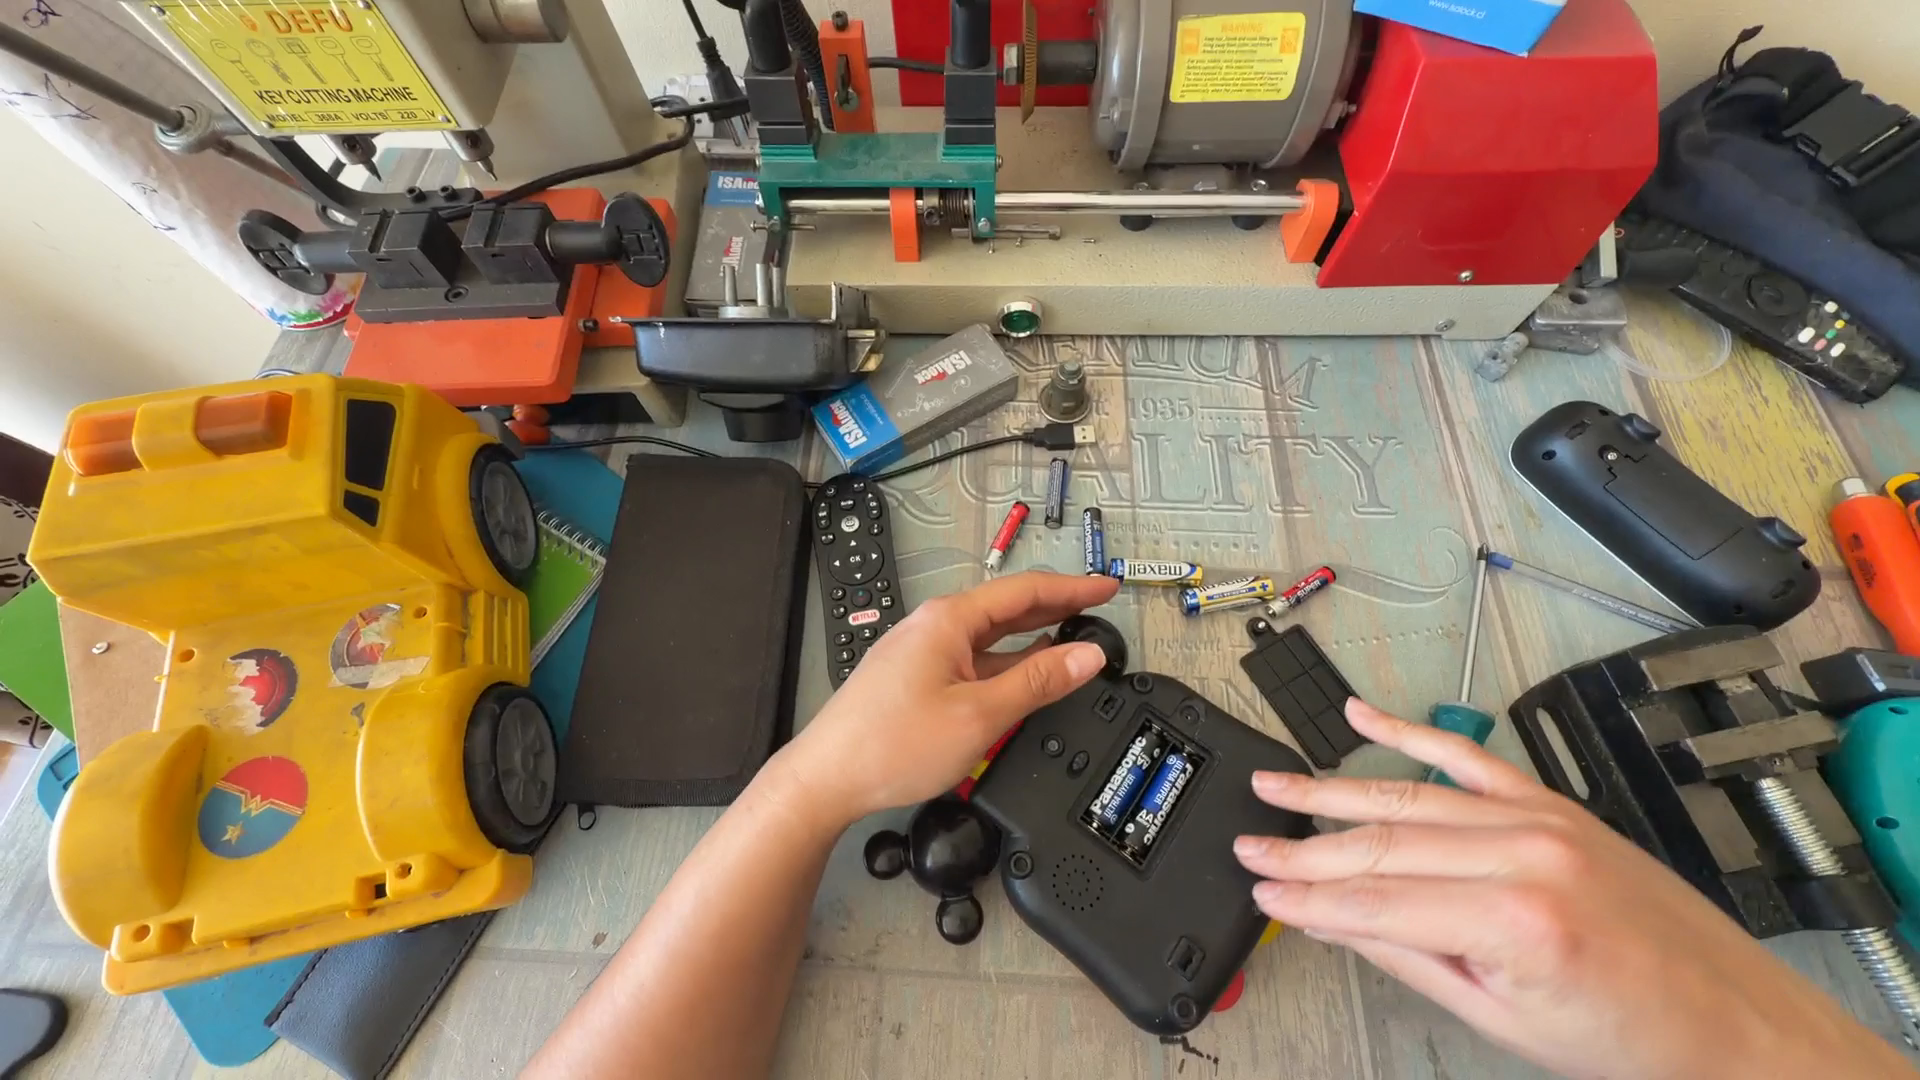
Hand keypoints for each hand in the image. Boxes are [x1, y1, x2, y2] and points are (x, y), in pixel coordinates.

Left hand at [773, 570, 1119, 826]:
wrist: (827, 779)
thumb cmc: (894, 744)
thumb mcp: (980, 715)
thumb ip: (1037, 682)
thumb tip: (1087, 655)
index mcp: (949, 619)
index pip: (1024, 591)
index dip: (1072, 588)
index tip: (1107, 587)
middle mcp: (935, 626)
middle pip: (1006, 608)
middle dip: (1055, 607)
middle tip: (1098, 609)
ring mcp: (923, 652)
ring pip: (989, 637)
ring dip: (1032, 638)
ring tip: (1073, 639)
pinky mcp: (916, 678)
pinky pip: (972, 660)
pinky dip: (1005, 663)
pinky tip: (1024, 674)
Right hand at [1234, 699, 1915, 1079]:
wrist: (1741, 1028)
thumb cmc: (1633, 1037)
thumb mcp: (1498, 1016)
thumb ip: (1402, 953)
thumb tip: (1326, 918)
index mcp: (1514, 921)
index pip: (1373, 902)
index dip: (1306, 896)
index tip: (1261, 887)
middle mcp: (1522, 853)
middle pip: (1379, 842)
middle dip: (1304, 847)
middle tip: (1251, 842)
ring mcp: (1535, 816)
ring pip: (1404, 794)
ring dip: (1330, 789)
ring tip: (1275, 785)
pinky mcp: (1547, 800)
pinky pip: (1465, 755)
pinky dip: (1407, 732)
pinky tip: (1360, 716)